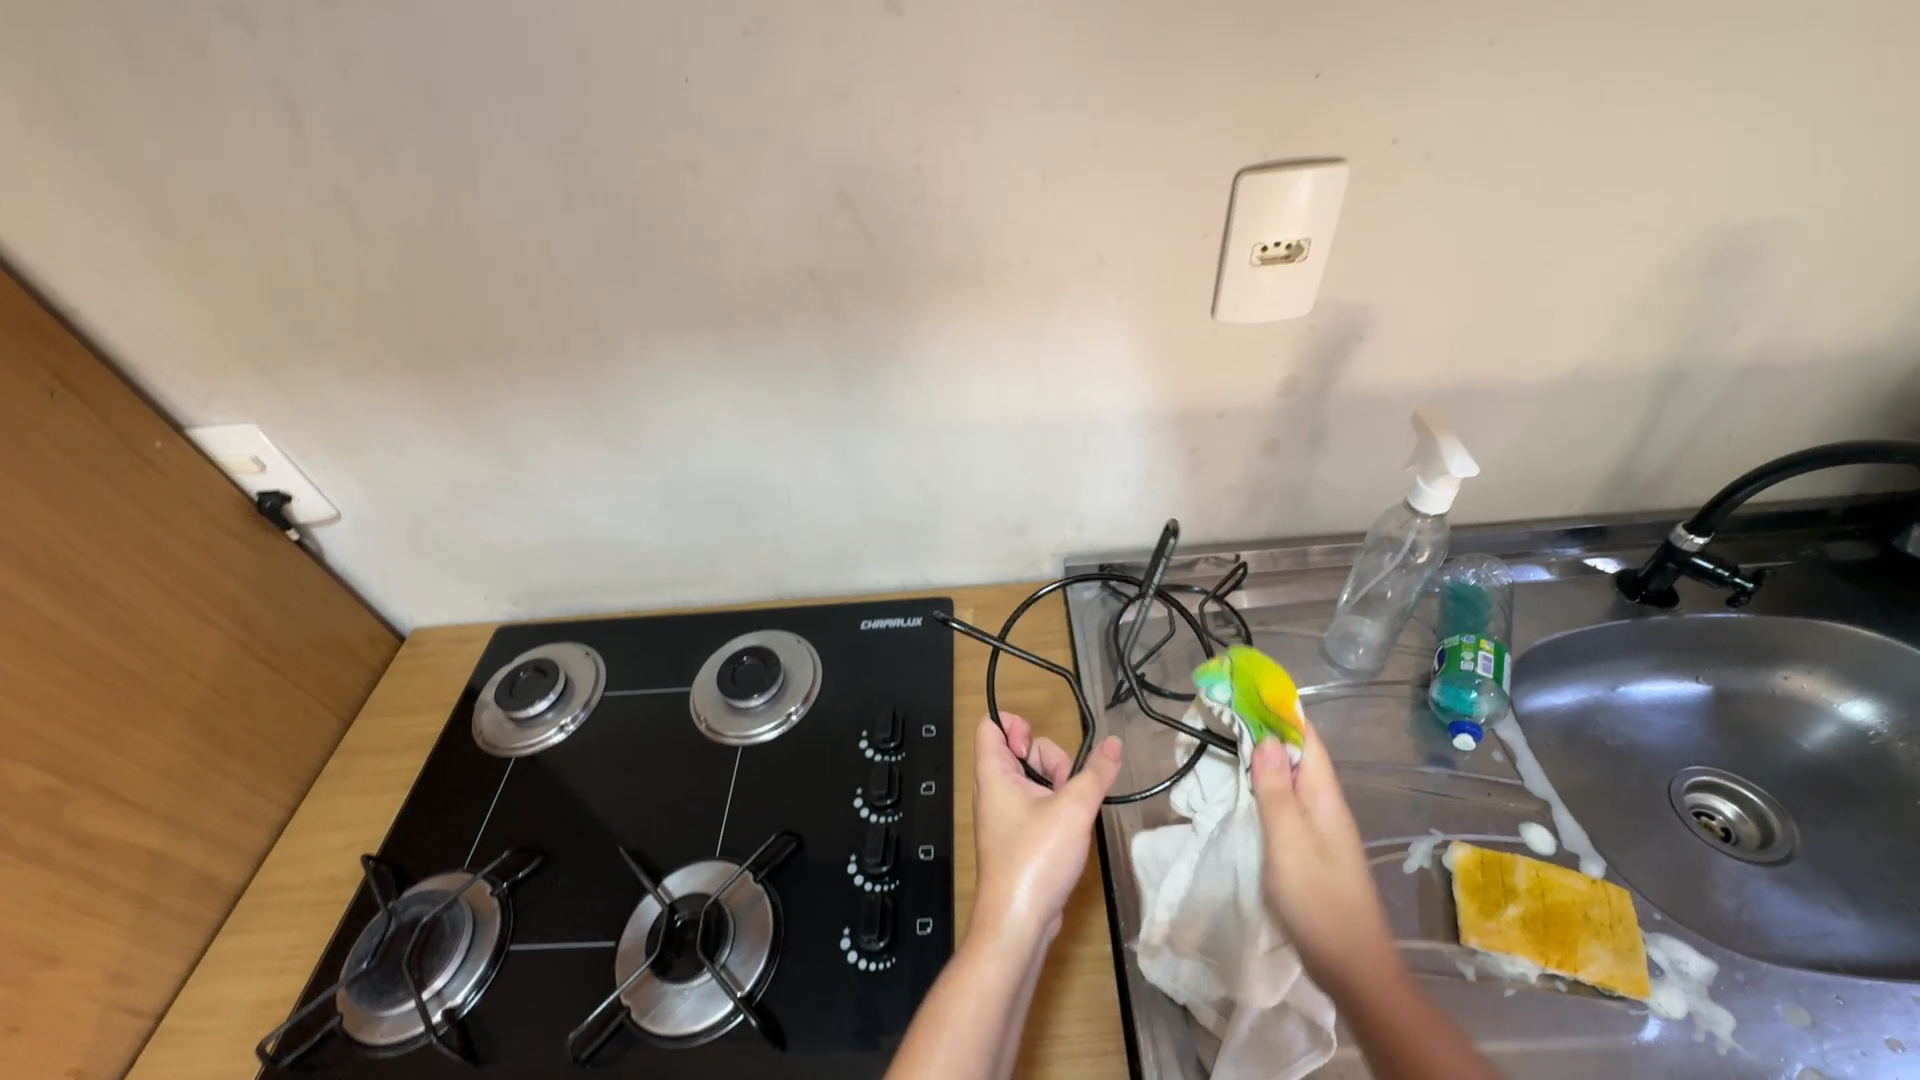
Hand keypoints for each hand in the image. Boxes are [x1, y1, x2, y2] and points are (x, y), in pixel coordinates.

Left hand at [969, 713, 1121, 950]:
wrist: (1019, 921)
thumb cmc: (1036, 857)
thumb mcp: (1074, 808)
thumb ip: (1096, 772)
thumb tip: (1113, 744)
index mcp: (994, 774)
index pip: (990, 727)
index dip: (1014, 723)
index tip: (1038, 742)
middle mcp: (994, 790)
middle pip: (1019, 751)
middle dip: (1049, 759)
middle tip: (1065, 784)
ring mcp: (1005, 815)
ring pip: (1033, 780)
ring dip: (1058, 785)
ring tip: (1073, 809)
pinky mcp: (1018, 837)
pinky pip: (1037, 805)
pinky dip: (1055, 807)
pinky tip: (1071, 826)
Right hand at [1248, 716, 1395, 994]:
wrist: (1353, 966)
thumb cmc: (1318, 901)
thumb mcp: (1288, 842)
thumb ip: (1275, 791)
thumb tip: (1263, 737)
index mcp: (1324, 797)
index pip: (1304, 738)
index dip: (1279, 709)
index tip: (1246, 685)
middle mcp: (1327, 805)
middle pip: (1297, 754)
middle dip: (1265, 727)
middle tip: (1224, 709)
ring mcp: (1322, 828)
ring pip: (1291, 778)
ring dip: (1263, 756)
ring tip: (1227, 739)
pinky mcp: (1313, 849)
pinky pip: (1288, 801)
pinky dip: (1265, 785)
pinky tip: (1246, 790)